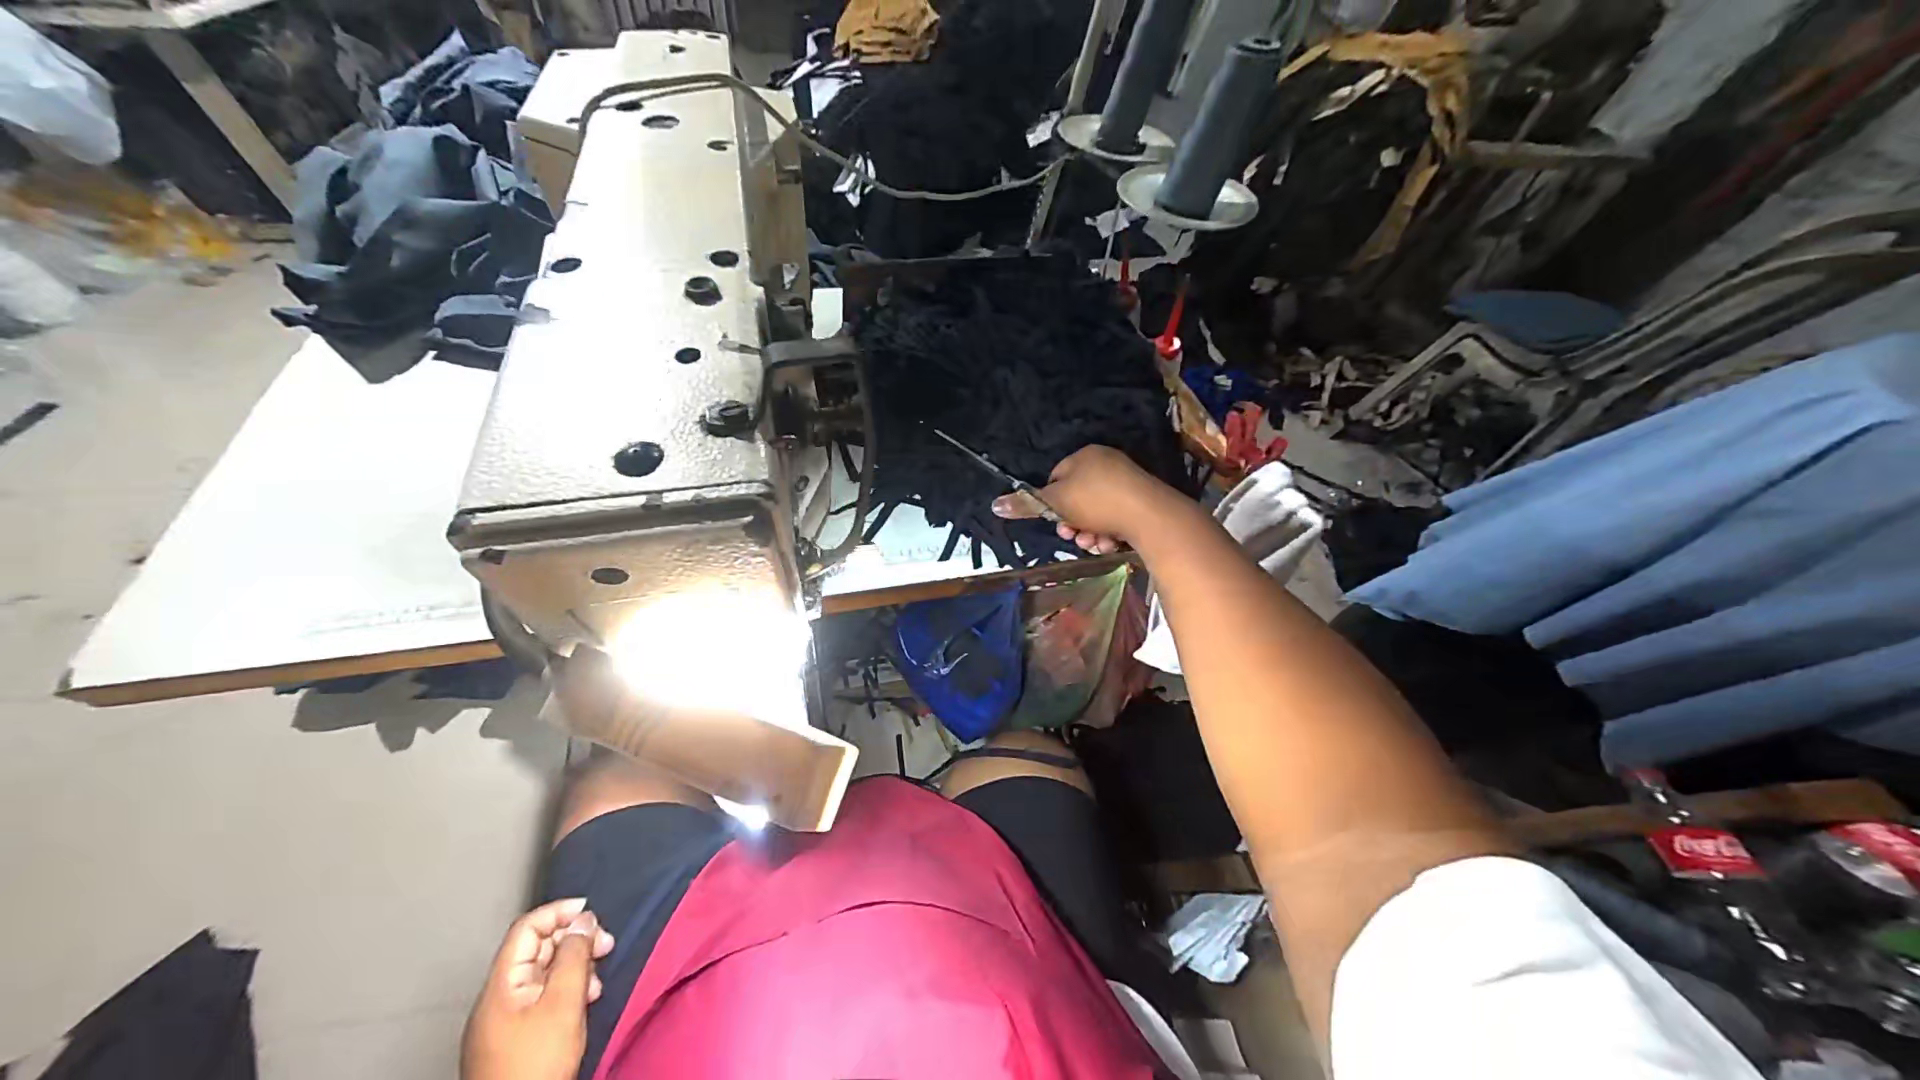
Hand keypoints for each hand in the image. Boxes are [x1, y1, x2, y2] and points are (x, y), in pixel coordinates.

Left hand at [461, 897, 615, 1079]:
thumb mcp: (563, 1003)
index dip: (558, 912)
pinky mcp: (514, 1037)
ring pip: (543, 973)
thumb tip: (583, 920)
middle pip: (536, 949)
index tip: (591, 911)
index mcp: (501, 985)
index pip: (526, 929)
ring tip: (598, 978)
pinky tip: (586, 999)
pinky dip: (566, 989)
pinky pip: (542, 996)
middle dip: (573, 940)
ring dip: (574, 965)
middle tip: (606, 944)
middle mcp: (498, 997)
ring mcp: (503, 1019)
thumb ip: (575, 955)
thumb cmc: (537, 1062)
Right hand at [990, 446, 1182, 553]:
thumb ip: (1025, 505)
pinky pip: (1116, 517)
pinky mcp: (1142, 502)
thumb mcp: (1055, 504)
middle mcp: (1106, 464)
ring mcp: (1127, 483)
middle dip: (1072, 523)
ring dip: (1089, 533)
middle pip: (1076, 498)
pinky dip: (1109, 533)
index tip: (1053, 520)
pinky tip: (1110, 544)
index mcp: (1084, 456)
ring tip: (1093, 544)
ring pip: (1096, 513)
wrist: (1149, 515)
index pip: (1056, 478)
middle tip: (1072, 537)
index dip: (1050, 502)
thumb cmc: (1096, 502)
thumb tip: (994, 504)